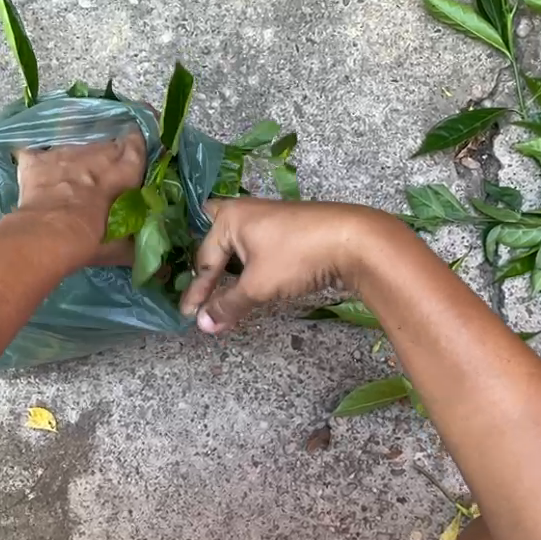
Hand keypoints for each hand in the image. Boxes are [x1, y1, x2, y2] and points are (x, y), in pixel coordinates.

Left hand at [12, 131, 147, 263]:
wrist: (48, 237)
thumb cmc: (93, 241)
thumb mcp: (124, 248)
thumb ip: (140, 244)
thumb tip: (160, 260)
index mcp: (122, 172)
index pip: (135, 146)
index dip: (133, 148)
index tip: (130, 157)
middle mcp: (95, 155)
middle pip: (105, 146)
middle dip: (104, 158)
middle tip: (99, 179)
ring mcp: (64, 154)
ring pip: (73, 150)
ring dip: (73, 163)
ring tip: (68, 185)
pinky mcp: (36, 160)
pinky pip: (36, 156)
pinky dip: (38, 165)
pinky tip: (36, 179)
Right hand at [179, 199, 403, 332]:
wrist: (352, 240)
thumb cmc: (296, 256)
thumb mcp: (257, 286)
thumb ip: (228, 305)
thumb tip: (203, 326)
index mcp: (229, 218)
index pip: (205, 260)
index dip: (197, 291)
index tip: (188, 315)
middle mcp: (245, 213)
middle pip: (214, 238)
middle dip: (204, 261)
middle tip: (195, 284)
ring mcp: (268, 219)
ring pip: (237, 243)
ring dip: (227, 266)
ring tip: (218, 285)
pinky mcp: (288, 230)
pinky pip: (256, 247)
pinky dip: (247, 264)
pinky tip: (250, 277)